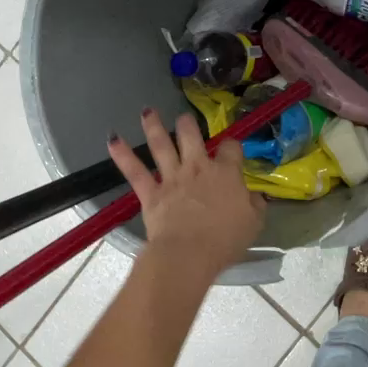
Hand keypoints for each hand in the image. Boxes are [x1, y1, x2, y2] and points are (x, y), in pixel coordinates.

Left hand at [108, 108, 264, 276]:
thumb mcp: (254, 223)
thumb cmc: (225, 239)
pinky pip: (134, 171)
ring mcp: (172, 178)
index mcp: (226, 173)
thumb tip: (255, 196)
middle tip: (184, 118)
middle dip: (188, 124)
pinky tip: (112, 140)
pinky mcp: (151, 192)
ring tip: (147, 112)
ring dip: (153, 126)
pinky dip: (122, 155)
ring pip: (161, 145)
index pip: (231, 148)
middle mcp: (197, 167)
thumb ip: (255, 205)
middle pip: (191, 136)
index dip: (232, 147)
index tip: (232, 151)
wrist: (189, 254)